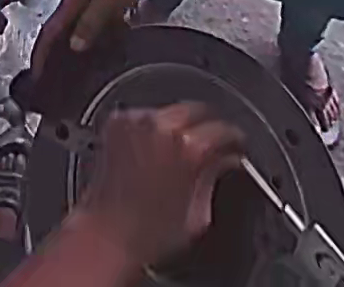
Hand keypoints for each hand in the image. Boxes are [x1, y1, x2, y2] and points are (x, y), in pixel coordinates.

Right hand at [32, 0, 144, 70]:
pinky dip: (79, 38)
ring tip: (63, 67)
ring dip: (62, 47)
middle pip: (55, 30)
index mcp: (73, 0)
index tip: (36, 72)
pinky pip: (82, 24)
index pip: (50, 30)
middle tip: (46, 75)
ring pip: (68, 28)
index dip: (41, 52)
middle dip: (48, 53)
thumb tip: (76, 44)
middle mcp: (74, 0)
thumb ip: (91, 20)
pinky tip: (88, 46)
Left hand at [70, 103, 245, 269]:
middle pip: (196, 109)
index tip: (236, 143)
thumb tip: (228, 159)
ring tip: (179, 147)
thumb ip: (215, 176)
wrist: (107, 233)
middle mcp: (162, 125)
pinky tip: (154, 146)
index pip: (222, 128)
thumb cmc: (150, 233)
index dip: (234, 137)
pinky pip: (145, 114)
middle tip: (211, 140)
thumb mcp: (198, 213)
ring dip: (179, 123)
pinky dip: (153, 125)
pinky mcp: (118, 120)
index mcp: (188, 148)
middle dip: (207, 123)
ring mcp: (137, 119)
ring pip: (169, 109)